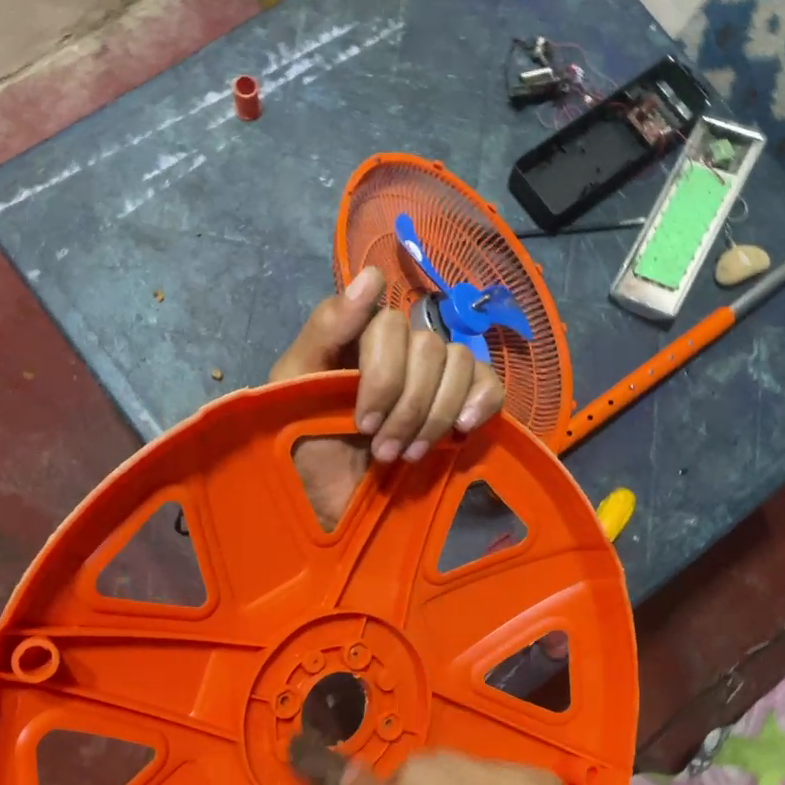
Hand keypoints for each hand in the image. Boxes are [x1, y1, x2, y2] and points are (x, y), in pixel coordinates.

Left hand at [270, 267, 505, 529]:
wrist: (329, 507)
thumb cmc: (303, 448)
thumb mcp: (295, 386)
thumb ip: (325, 330)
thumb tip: (371, 277)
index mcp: (360, 337)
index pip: (389, 323)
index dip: (381, 372)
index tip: (363, 420)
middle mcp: (401, 348)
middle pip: (428, 347)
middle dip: (406, 406)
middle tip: (381, 449)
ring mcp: (435, 376)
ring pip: (459, 363)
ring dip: (434, 414)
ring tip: (409, 454)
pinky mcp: (463, 406)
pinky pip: (489, 384)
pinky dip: (481, 402)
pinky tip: (461, 428)